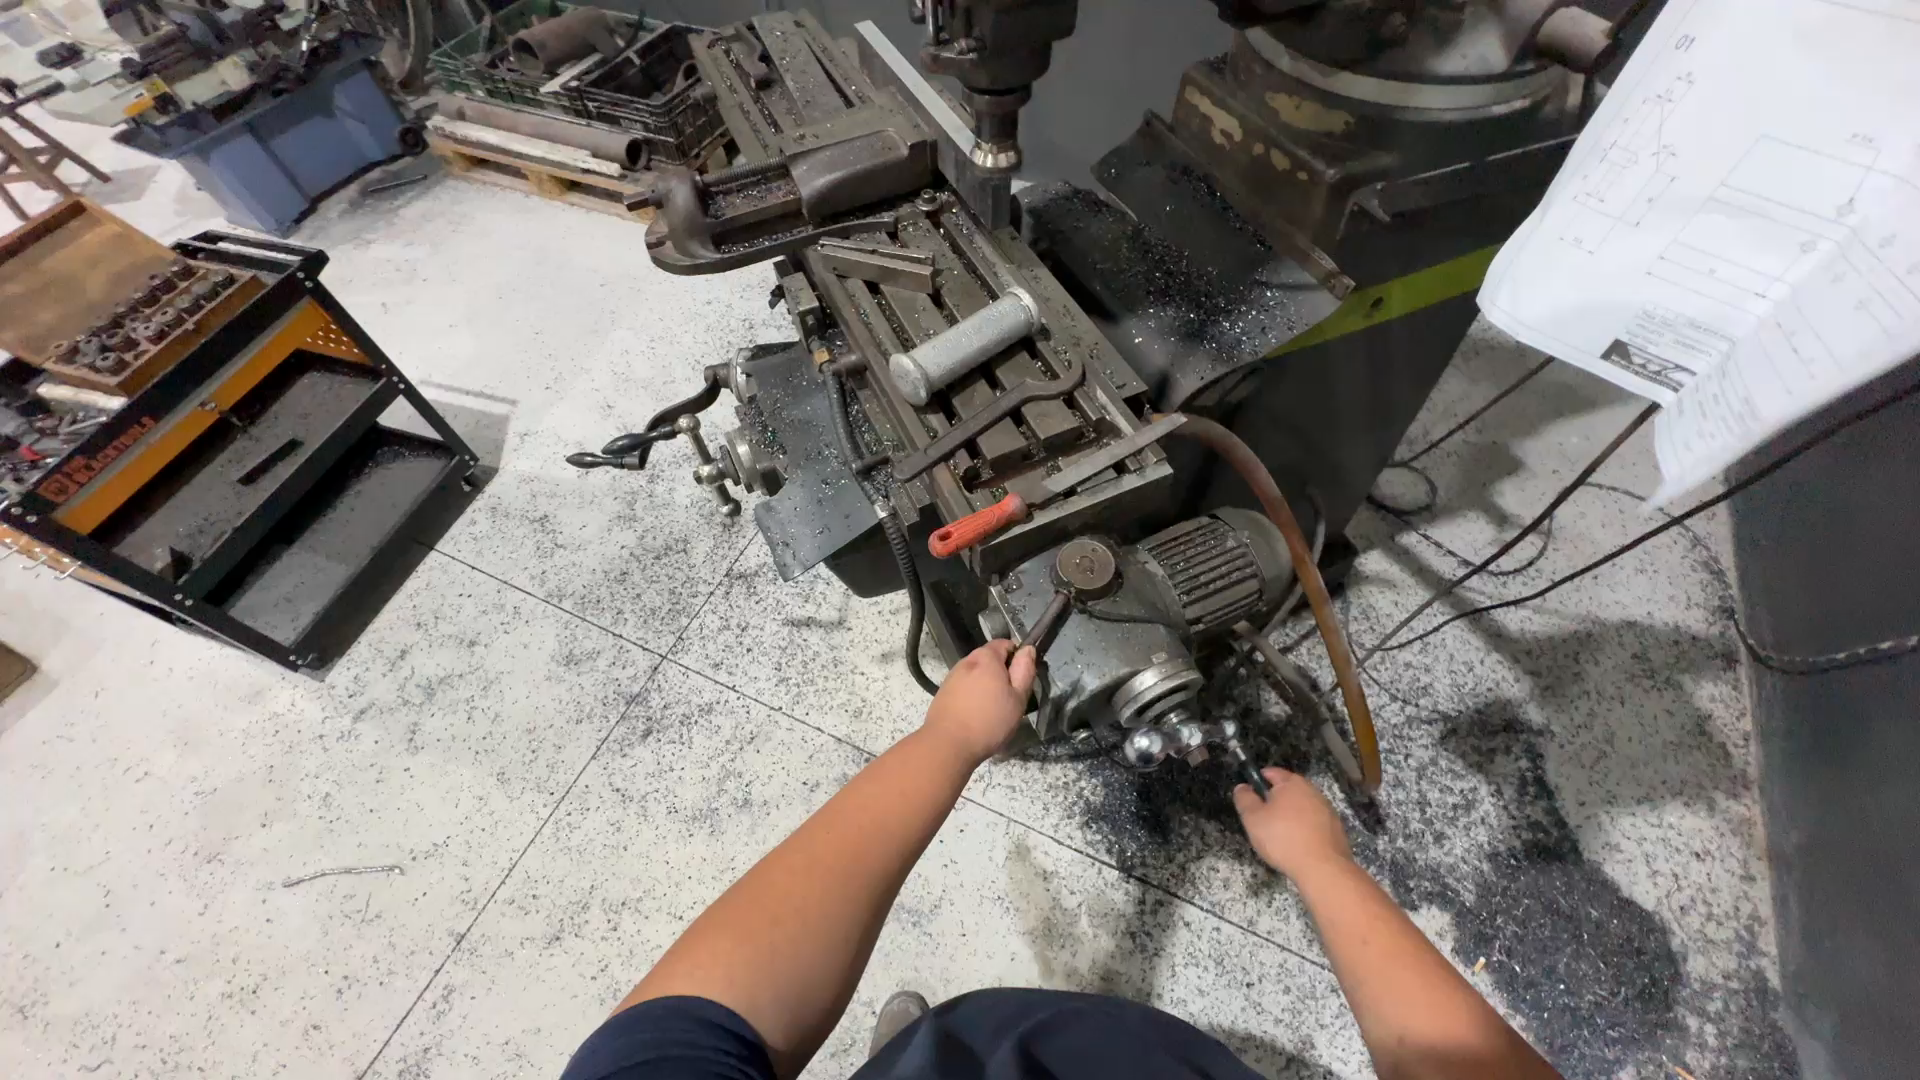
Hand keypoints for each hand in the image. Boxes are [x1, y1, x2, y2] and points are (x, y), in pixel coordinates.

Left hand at [920, 640, 1037, 765]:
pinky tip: (975, 716)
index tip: (1021, 679)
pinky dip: (972, 697)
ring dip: (986, 686)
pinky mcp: (943, 693)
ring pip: (976, 675)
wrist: (947, 744)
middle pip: (989, 660)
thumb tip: (1027, 649)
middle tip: (1009, 699)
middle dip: (1001, 674)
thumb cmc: (989, 721)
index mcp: (986, 657)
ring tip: (992, 711)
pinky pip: (964, 688)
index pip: (1005, 643)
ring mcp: (952, 677)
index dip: (1017, 657)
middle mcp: (966, 661)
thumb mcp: (1018, 698)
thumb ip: (1024, 670)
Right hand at [1233, 767, 1351, 880]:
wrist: (1323, 869)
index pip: (1271, 772)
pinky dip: (1305, 830)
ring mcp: (1328, 811)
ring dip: (1291, 816)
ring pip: (1302, 808)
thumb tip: (1243, 787)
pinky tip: (1298, 846)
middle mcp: (1313, 791)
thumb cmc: (1283, 839)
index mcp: (1292, 783)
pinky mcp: (1336, 830)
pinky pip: (1314, 824)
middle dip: (1275, 800)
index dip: (1258, 780)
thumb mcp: (1252, 818)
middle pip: (1288, 790)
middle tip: (1263, 819)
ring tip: (1281, 836)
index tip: (1250, 796)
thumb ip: (1244, 799)